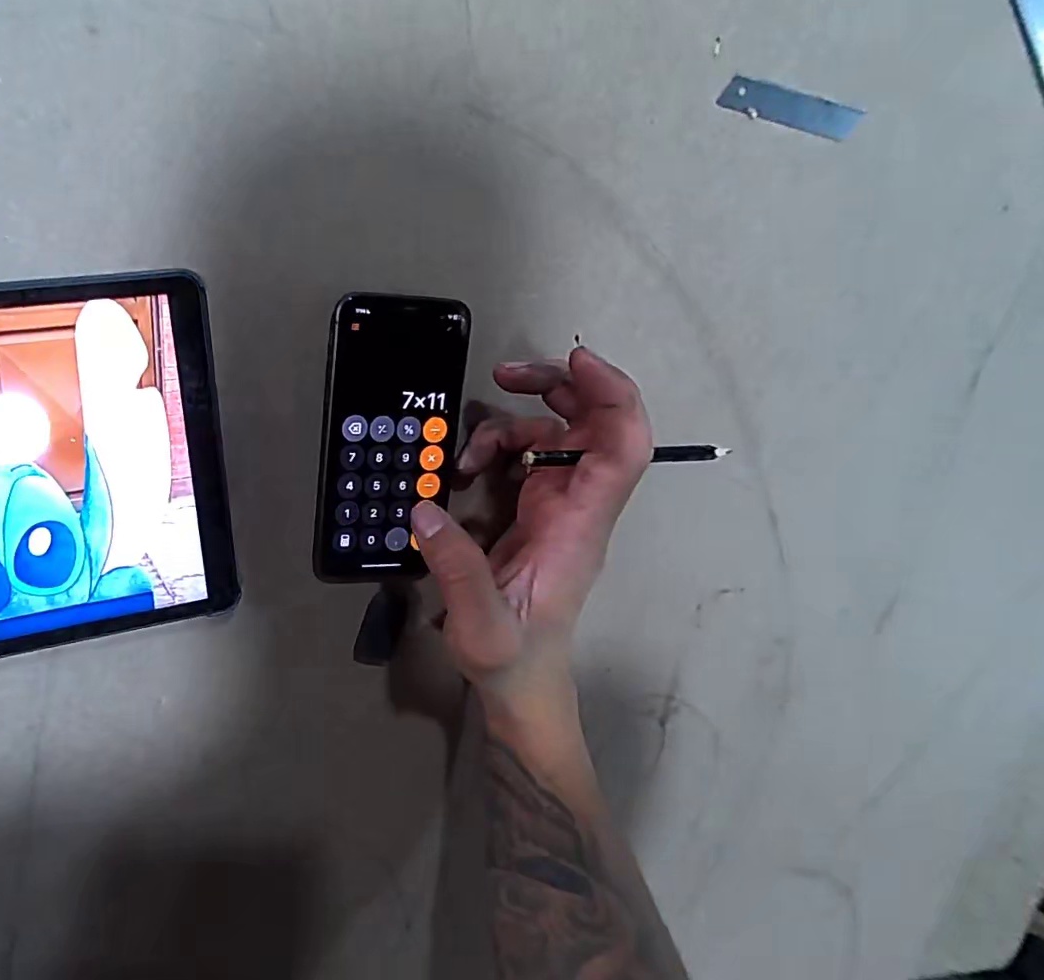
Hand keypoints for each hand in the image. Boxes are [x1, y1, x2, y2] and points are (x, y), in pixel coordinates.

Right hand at [410, 347, 652, 716]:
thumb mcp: (480, 623)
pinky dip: (496, 449)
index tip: (573, 361)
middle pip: (595, 425)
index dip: (611, 396)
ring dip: (511, 423)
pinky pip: (527, 458)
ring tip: (465, 452)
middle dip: (557, 386)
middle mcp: (577, 508)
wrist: (521, 683)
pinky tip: (465, 471)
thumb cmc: (512, 658)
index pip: (620, 448)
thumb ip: (455, 567)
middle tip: (505, 375)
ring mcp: (558, 507)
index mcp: (578, 527)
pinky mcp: (536, 512)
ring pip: (555, 436)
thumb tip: (423, 509)